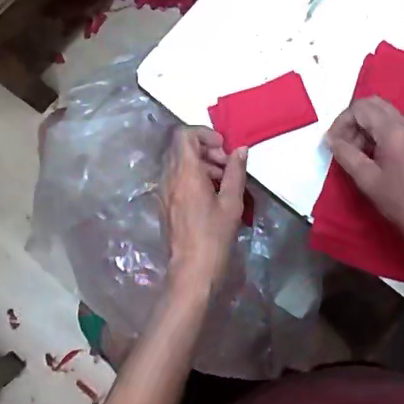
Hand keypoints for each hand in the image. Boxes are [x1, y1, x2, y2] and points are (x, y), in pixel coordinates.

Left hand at [164, 128, 246, 292]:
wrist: (191, 269)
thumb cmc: (214, 235)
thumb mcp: (232, 202)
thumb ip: (235, 172)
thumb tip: (240, 150)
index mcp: (185, 173)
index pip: (184, 136)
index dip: (205, 134)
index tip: (223, 148)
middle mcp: (169, 178)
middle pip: (181, 147)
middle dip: (206, 149)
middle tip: (227, 165)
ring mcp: (163, 191)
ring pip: (178, 163)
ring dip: (201, 163)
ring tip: (223, 181)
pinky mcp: (164, 203)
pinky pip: (176, 178)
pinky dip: (193, 177)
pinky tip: (211, 195)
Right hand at [325, 97, 403, 250]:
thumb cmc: (399, 201)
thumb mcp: (366, 179)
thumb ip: (345, 154)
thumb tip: (330, 139)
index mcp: (395, 131)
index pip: (361, 108)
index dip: (342, 122)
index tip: (333, 143)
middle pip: (374, 105)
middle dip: (353, 121)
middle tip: (343, 145)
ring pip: (385, 114)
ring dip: (366, 127)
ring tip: (356, 154)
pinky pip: (396, 126)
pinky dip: (379, 134)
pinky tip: (373, 157)